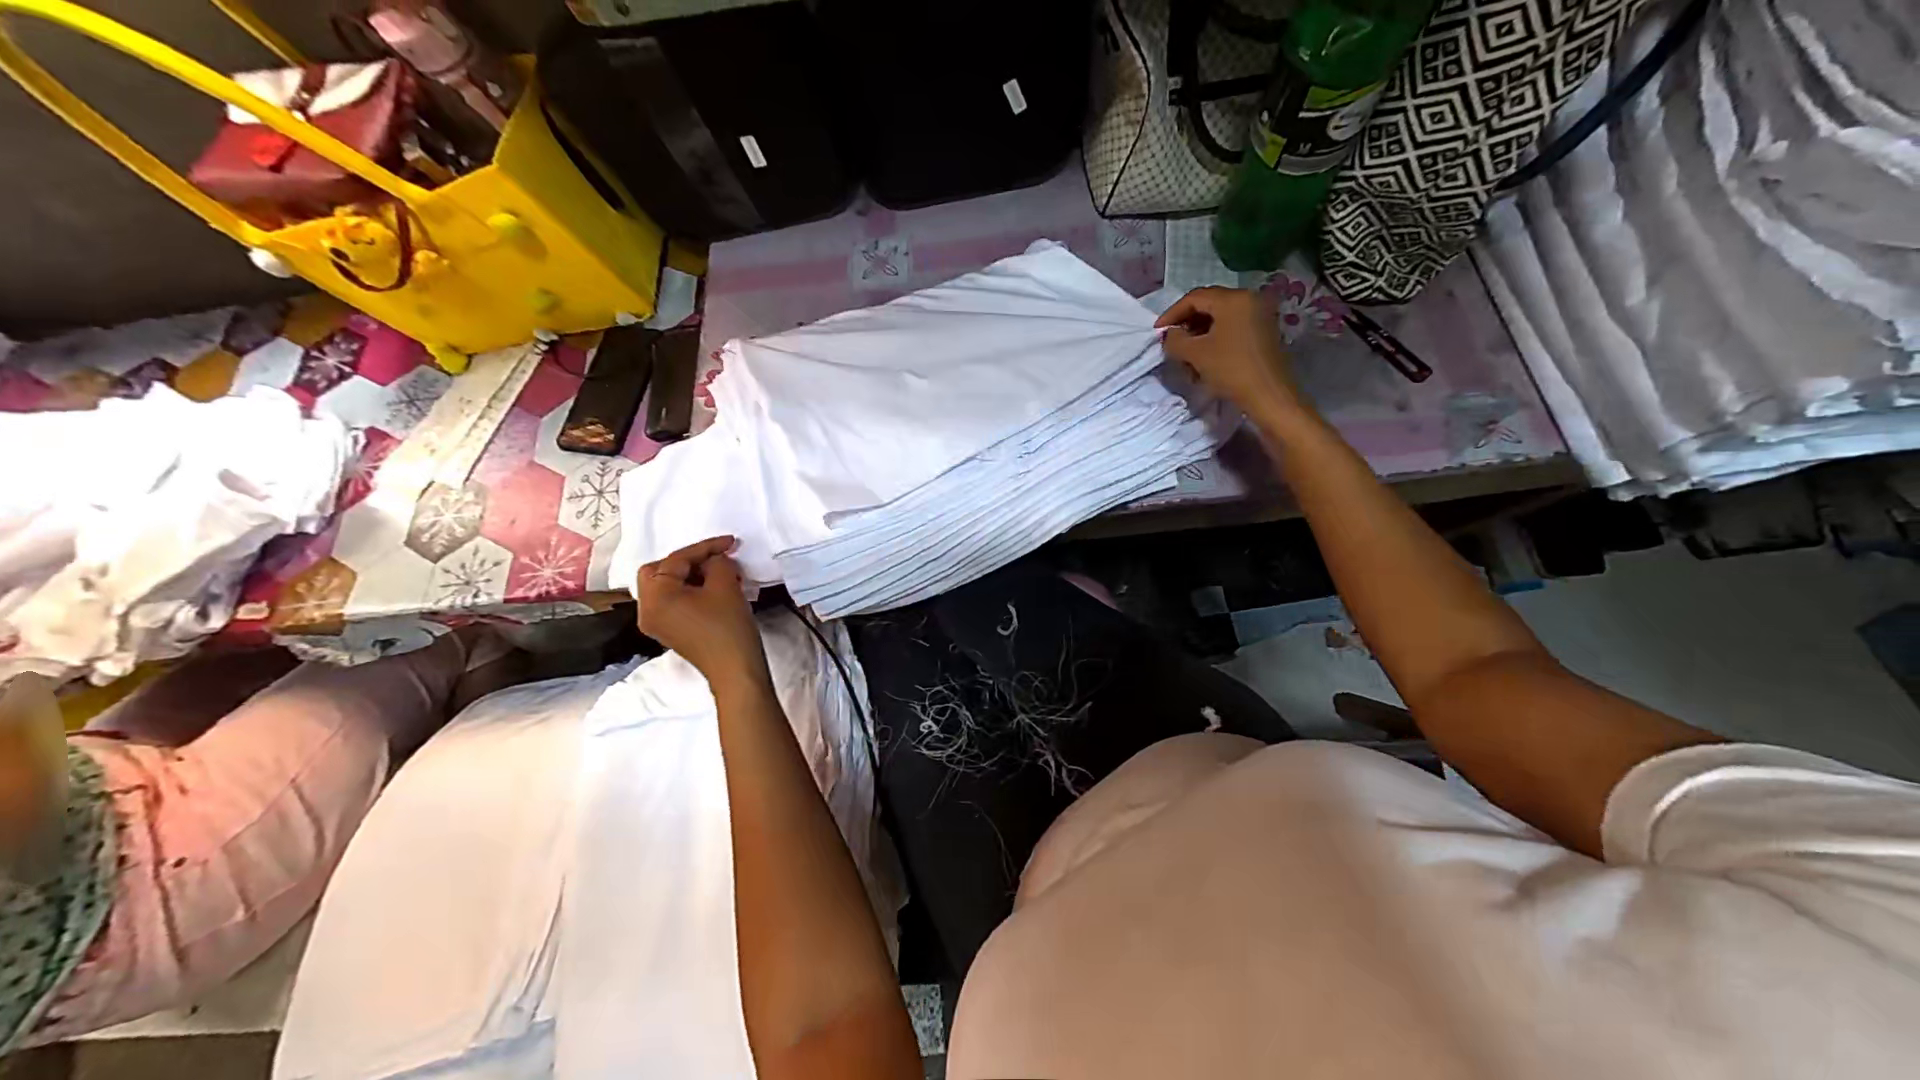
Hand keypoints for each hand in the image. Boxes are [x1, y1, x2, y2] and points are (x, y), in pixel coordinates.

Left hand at [636, 536, 767, 686]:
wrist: (735, 670)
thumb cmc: (727, 627)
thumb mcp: (725, 584)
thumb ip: (717, 562)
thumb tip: (715, 560)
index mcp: (655, 597)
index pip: (676, 560)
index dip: (705, 547)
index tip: (730, 542)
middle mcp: (647, 610)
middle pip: (660, 571)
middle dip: (689, 561)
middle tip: (716, 558)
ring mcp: (656, 623)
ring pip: (666, 586)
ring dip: (691, 575)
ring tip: (720, 573)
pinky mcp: (669, 631)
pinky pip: (673, 601)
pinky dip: (690, 590)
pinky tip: (714, 589)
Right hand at [1155, 287, 1312, 424]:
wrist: (1269, 395)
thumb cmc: (1231, 369)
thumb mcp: (1195, 353)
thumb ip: (1175, 339)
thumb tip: (1170, 335)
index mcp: (1233, 299)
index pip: (1194, 298)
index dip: (1172, 314)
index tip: (1157, 332)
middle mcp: (1250, 299)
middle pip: (1209, 305)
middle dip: (1186, 323)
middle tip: (1171, 341)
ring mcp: (1260, 315)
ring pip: (1220, 317)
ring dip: (1199, 332)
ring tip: (1186, 353)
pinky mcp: (1265, 331)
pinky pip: (1233, 326)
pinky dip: (1215, 337)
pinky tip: (1205, 356)